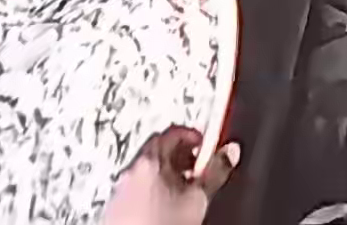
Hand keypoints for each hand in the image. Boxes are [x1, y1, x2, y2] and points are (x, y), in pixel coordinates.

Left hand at [101, 127, 238, 224]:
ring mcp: (120, 191)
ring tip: (183, 191)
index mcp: (150, 159)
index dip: (193, 136)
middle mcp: (131, 170)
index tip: (205, 146)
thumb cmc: (160, 224)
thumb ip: (215, 172)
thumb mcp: (196, 199)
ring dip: (166, 174)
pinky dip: (152, 191)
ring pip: (148, 170)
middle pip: (159, 148)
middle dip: (180, 155)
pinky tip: (163, 208)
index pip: (174, 131)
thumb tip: (231, 152)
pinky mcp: (115, 210)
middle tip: (196, 167)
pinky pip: (137, 189)